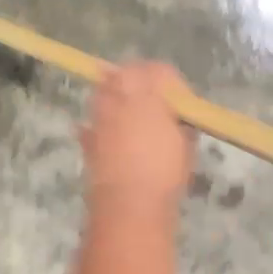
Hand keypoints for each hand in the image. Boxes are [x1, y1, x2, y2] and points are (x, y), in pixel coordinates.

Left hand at [82, 62, 195, 210]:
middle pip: (128, 73)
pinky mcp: (86, 135)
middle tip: (158, 105)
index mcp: (146, 88)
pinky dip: (106, 125)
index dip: (173, 84)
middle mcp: (117, 93)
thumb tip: (177, 120)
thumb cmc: (164, 170)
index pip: (160, 70)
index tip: (182, 102)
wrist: (128, 203)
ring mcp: (98, 113)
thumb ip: (180, 123)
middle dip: (142, 84)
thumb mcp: (187, 143)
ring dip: (121, 100)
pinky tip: (118, 140)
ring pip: (108, 92)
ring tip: (137, 121)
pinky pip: (96, 121)